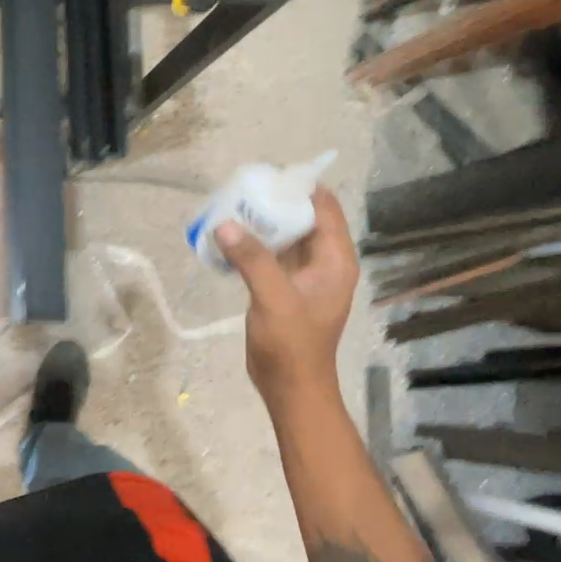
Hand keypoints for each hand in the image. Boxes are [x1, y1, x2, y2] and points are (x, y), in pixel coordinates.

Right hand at [217, 188, 358, 406]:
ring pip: (283, 237)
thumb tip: (225, 224)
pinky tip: (226, 241)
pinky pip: (269, 256)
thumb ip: (252, 260)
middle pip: (302, 218)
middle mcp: (324, 263)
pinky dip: (251, 246)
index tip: (266, 175)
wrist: (290, 386)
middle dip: (273, 203)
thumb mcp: (274, 299)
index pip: (324, 208)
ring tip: (228, 209)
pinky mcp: (283, 289)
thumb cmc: (292, 344)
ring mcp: (303, 277)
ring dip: (259, 224)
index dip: (299, 188)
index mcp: (335, 260)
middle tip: (239, 190)